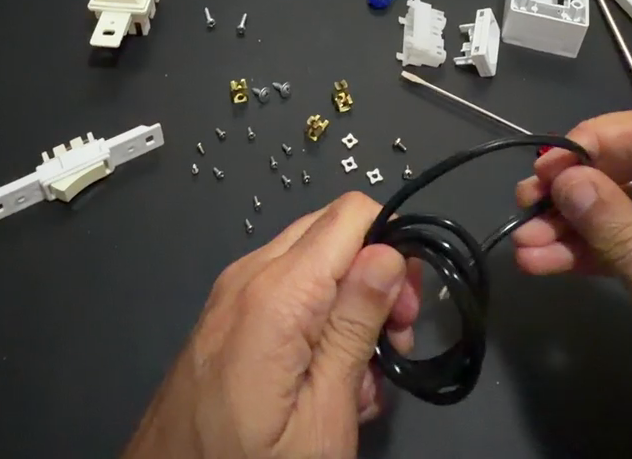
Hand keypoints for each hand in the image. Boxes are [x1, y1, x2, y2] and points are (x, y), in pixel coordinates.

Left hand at [124, 192, 422, 458]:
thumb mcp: (321, 417)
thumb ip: (354, 326)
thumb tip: (389, 252)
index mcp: (275, 292)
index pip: (352, 213)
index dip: (392, 248)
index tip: (405, 311)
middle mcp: (249, 273)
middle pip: (334, 229)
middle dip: (375, 275)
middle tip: (393, 344)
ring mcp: (232, 291)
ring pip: (313, 258)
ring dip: (348, 301)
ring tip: (359, 376)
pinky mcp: (226, 313)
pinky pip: (286, 286)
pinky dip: (316, 313)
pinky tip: (323, 374)